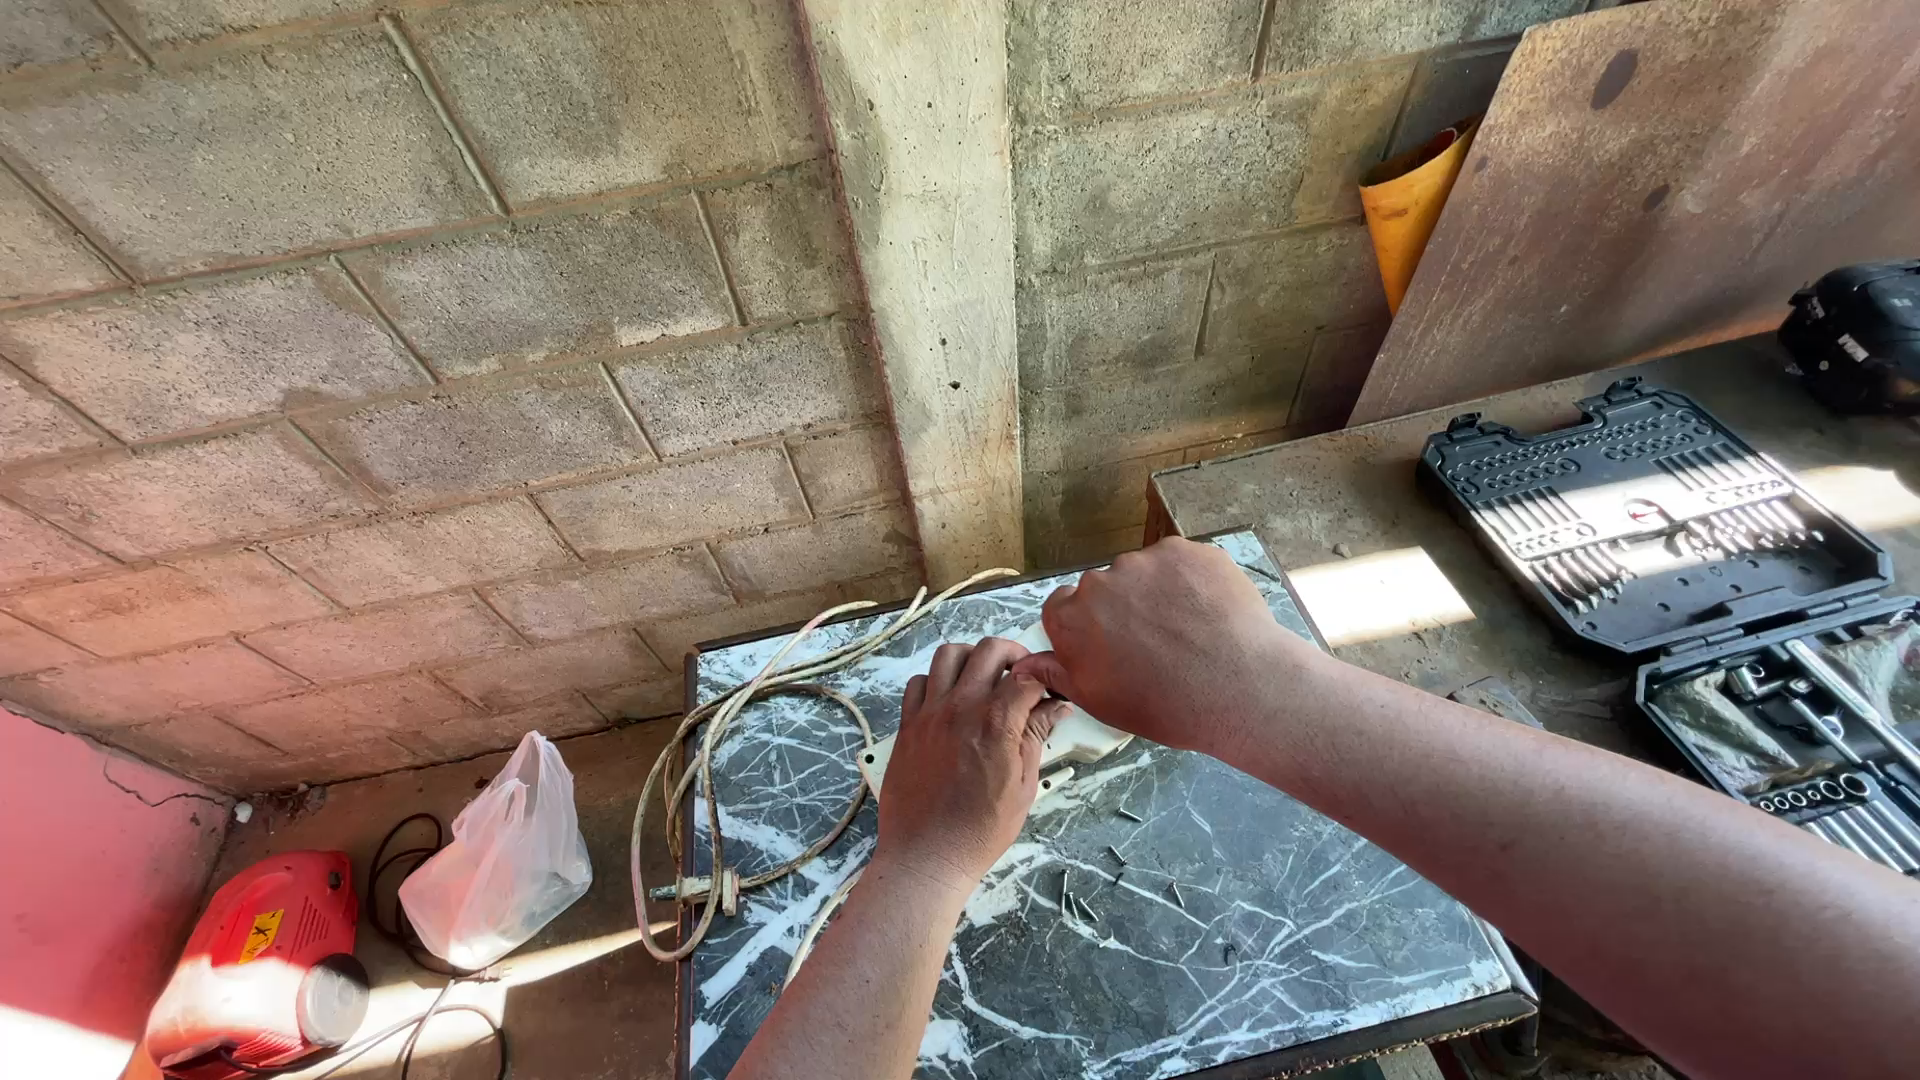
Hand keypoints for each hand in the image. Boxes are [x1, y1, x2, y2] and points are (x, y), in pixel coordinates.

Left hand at [874, 637, 1069, 890]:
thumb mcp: (1023, 785)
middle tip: (1021, 672)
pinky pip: (918, 682)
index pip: (1027, 677)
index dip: (1044, 678)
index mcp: (996, 724)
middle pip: (989, 650)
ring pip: (949, 654)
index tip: (1047, 688)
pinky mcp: (908, 725)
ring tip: (984, 676)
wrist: (927, 855)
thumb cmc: (978, 830)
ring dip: (972, 657)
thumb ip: (1036, 737)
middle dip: (1012, 654)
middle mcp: (961, 708)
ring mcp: (930, 714)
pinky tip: (949, 698)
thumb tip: (1054, 708)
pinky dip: (936, 680)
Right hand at [1012, 537, 1320, 761]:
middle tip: (1154, 641)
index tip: (1110, 643)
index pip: (1062, 606)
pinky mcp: (1185, 551)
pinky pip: (1179, 562)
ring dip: (1156, 592)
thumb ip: (1057, 674)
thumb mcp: (1100, 701)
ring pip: (1143, 572)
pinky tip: (1208, 612)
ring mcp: (1144, 561)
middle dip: (1121, 608)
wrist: (1239, 688)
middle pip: (1103, 588)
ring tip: (1187, 629)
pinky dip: (1190, 581)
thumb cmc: (1166, 705)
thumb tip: (1022, 664)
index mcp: (1071, 618)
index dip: (1086, 626)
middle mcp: (1100, 581)